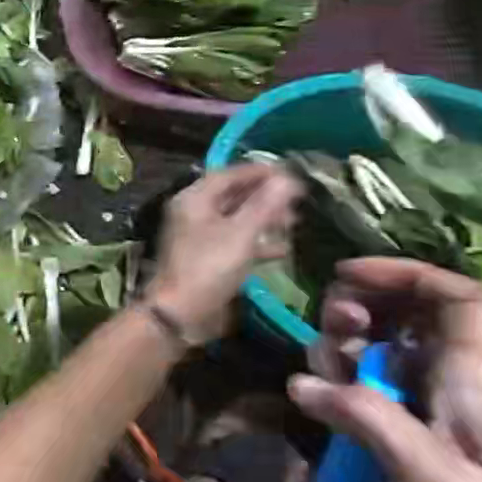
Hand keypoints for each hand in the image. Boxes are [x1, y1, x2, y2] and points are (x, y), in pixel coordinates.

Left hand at [148, 164, 298, 341]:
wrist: (182, 310)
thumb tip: (288, 178)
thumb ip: (264, 205)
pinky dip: (257, 240)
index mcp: (192, 199)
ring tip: (296, 220)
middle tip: (300, 198)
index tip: (292, 172)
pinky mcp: (207, 256)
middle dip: (264, 195)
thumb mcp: (241, 233)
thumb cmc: (209, 266)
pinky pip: (235, 240)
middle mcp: (192, 212)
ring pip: (234, 218)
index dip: (258, 171)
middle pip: (231, 195)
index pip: (226, 175)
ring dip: (264, 217)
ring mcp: (198, 235)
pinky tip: (283, 248)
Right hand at [289, 258, 481, 481]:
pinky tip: (326, 401)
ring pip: (388, 346)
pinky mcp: (425, 433)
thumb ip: (371, 422)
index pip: (465, 300)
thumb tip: (302, 382)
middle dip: (361, 307)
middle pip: (415, 314)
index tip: (348, 277)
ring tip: (324, 375)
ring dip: (345, 345)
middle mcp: (465, 385)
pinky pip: (377, 383)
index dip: (409, 274)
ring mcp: (444, 410)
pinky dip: (344, 380)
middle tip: (333, 331)